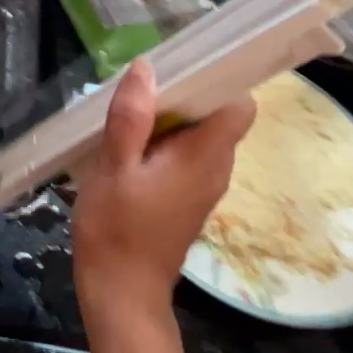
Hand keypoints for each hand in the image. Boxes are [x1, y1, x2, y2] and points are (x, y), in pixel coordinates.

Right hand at [70, 61, 256, 307]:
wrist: (121, 290)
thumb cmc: (116, 227)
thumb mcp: (114, 168)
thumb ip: (131, 118)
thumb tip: (147, 67)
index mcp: (203, 158)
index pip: (239, 107)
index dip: (219, 79)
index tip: (183, 62)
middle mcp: (214, 169)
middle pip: (218, 114)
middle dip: (186, 90)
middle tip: (140, 82)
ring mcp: (202, 184)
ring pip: (200, 132)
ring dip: (171, 113)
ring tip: (128, 105)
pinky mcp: (186, 194)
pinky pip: (186, 150)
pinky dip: (164, 135)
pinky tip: (128, 137)